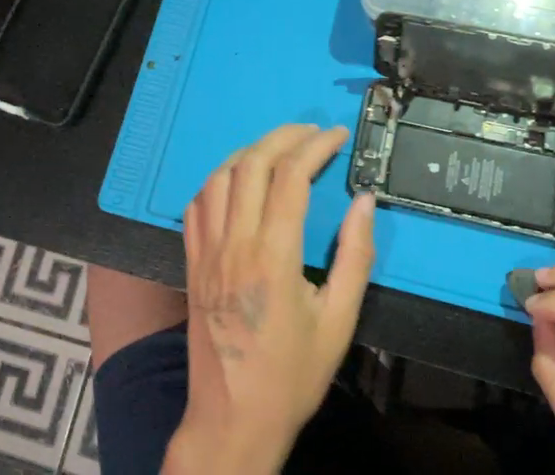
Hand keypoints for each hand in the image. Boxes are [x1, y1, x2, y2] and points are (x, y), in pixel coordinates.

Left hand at [164, 125, 376, 474]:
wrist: (232, 420)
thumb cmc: (292, 376)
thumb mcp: (339, 322)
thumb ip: (355, 256)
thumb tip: (363, 201)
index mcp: (273, 257)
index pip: (291, 177)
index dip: (316, 146)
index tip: (338, 135)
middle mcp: (234, 244)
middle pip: (252, 164)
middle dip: (284, 137)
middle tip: (313, 132)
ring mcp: (206, 252)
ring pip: (219, 177)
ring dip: (250, 152)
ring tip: (280, 148)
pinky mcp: (191, 264)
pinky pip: (197, 204)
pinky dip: (219, 178)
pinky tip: (238, 179)